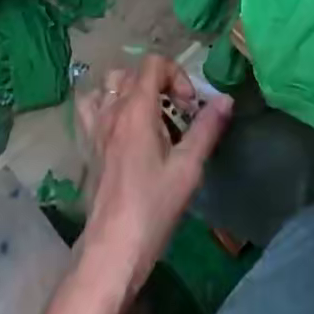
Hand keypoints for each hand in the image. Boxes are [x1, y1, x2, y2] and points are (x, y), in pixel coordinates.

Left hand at [76, 55, 233, 290]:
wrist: (113, 249)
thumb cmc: (153, 208)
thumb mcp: (188, 168)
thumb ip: (206, 128)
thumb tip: (225, 99)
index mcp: (136, 110)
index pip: (153, 64)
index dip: (177, 75)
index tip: (190, 107)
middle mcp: (112, 110)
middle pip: (133, 72)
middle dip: (160, 83)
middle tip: (178, 113)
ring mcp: (95, 127)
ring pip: (110, 85)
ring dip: (133, 90)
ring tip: (152, 116)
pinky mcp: (88, 145)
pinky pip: (90, 107)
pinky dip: (106, 103)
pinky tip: (122, 124)